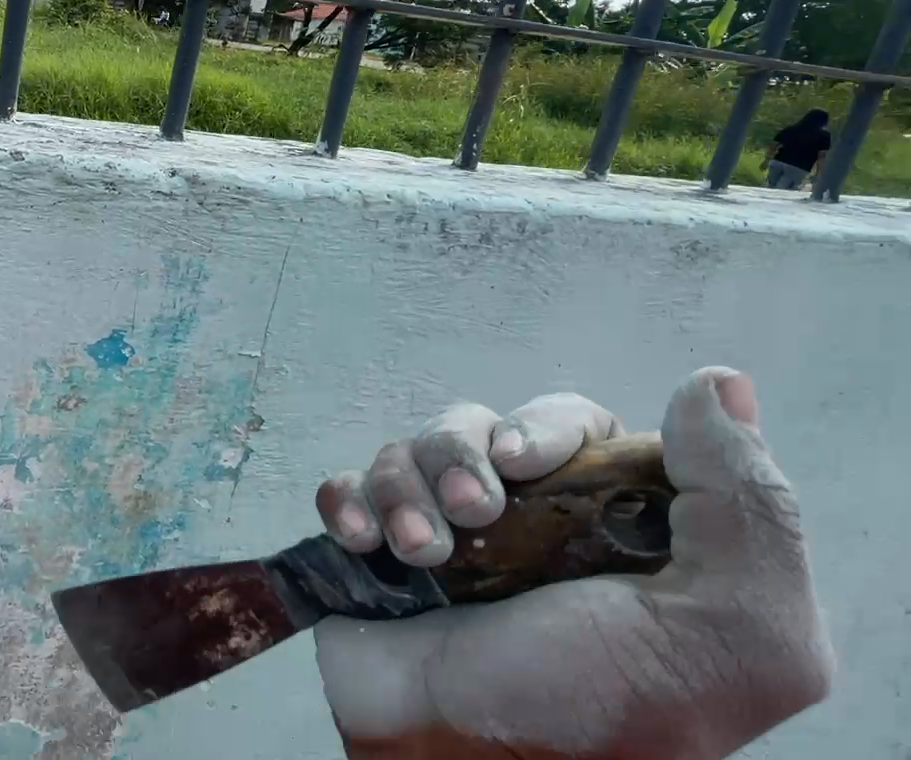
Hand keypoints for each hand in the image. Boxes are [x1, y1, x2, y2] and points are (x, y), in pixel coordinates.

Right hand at [312, 370, 832, 758]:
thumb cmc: (600, 711)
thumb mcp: (726, 635)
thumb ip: (746, 510)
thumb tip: (716, 378)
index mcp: (604, 526)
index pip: (571, 424)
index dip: (541, 427)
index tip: (522, 464)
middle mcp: (520, 519)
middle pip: (475, 425)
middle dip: (459, 456)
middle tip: (470, 516)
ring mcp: (436, 529)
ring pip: (405, 449)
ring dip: (404, 490)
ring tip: (416, 553)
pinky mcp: (367, 543)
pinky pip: (344, 484)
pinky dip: (344, 500)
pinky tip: (358, 542)